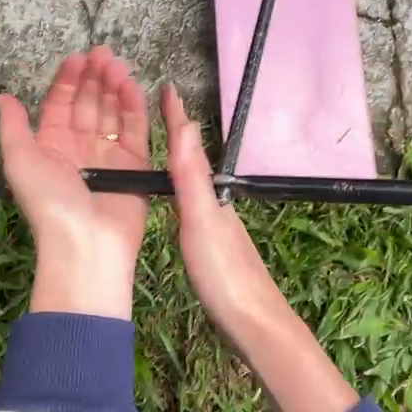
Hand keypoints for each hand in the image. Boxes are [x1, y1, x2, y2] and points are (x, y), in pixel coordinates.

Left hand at [0, 46, 150, 319]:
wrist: (86, 244)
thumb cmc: (49, 202)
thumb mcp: (20, 160)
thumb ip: (13, 126)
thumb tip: (0, 97)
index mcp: (51, 145)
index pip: (60, 103)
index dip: (68, 79)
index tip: (78, 57)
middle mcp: (79, 147)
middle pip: (88, 103)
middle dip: (94, 77)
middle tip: (103, 52)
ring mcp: (109, 155)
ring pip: (112, 111)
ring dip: (114, 86)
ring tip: (117, 64)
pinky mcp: (134, 164)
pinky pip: (135, 129)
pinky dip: (134, 106)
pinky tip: (132, 85)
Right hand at [160, 84, 358, 411]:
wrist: (255, 324)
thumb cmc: (225, 275)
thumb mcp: (201, 223)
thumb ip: (192, 178)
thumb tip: (186, 126)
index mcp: (210, 195)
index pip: (190, 148)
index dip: (176, 119)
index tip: (166, 87)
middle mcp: (215, 204)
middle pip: (193, 159)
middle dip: (176, 132)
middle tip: (156, 108)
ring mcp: (217, 226)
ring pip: (194, 182)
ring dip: (179, 159)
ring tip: (162, 146)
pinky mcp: (214, 248)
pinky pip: (193, 204)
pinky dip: (181, 189)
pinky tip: (178, 202)